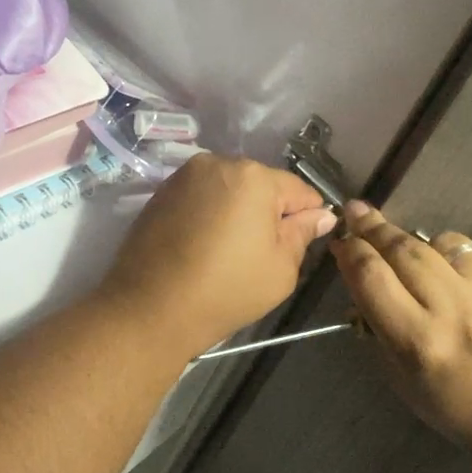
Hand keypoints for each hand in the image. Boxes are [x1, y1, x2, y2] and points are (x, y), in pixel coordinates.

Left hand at [99, 154, 336, 355]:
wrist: (149, 309)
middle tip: (261, 253)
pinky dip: (210, 214)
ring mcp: (185, 175)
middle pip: (262, 185)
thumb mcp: (280, 268)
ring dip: (237, 211)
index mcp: (254, 177)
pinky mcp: (162, 192)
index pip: (299, 190)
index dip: (308, 216)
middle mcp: (218, 163)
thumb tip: (322, 214)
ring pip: (230, 189)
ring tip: (229, 252)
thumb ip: (303, 234)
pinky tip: (204, 246)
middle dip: (268, 212)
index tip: (302, 243)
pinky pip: (202, 196)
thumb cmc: (225, 290)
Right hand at [330, 201, 471, 454]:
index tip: (343, 234)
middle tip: (362, 215)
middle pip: (405, 250)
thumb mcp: (394, 368)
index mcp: (419, 343)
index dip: (352, 248)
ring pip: (447, 240)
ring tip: (435, 271)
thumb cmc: (445, 397)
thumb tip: (354, 256)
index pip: (372, 276)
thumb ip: (373, 313)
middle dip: (378, 230)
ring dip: (432, 248)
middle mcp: (459, 314)